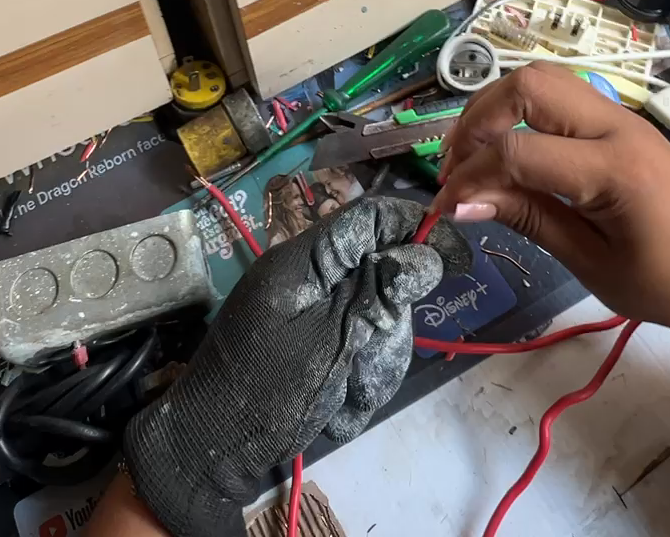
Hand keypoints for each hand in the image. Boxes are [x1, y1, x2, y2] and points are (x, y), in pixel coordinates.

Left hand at [123, 196, 469, 536]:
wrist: (210, 452)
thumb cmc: (265, 390)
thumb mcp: (330, 340)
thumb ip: (378, 292)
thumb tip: (424, 252)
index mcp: (306, 259)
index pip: (371, 218)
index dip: (418, 227)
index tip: (459, 258)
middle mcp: (311, 277)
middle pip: (381, 277)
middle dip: (387, 327)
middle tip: (368, 361)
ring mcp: (313, 313)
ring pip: (376, 321)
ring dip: (372, 365)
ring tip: (344, 397)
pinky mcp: (317, 345)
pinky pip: (359, 352)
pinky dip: (356, 383)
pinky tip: (335, 408)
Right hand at [430, 64, 669, 351]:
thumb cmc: (669, 287)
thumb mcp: (591, 265)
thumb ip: (527, 218)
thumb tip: (460, 202)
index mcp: (615, 168)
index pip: (518, 151)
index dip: (470, 177)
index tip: (442, 208)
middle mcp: (618, 125)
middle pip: (527, 85)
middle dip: (477, 120)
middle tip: (455, 168)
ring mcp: (621, 116)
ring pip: (540, 79)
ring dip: (495, 109)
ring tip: (473, 155)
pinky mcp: (619, 121)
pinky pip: (558, 97)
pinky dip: (520, 114)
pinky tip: (507, 151)